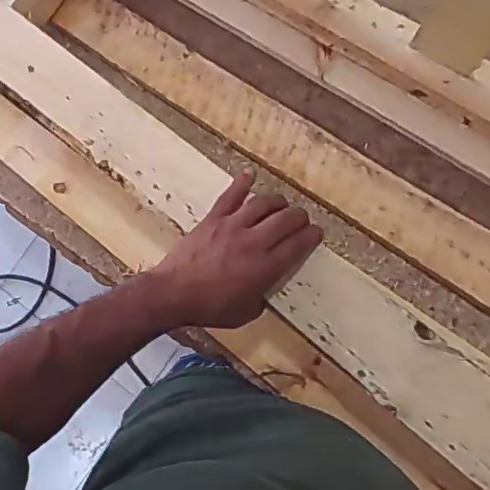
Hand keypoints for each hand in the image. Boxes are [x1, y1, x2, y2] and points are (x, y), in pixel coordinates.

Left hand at [140, 172, 322, 328]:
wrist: (173, 293)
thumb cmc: (209, 308)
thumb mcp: (245, 313)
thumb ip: (260, 297)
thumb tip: (263, 288)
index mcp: (266, 267)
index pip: (299, 244)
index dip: (312, 236)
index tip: (316, 233)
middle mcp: (254, 242)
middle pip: (287, 219)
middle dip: (299, 217)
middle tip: (300, 220)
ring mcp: (233, 226)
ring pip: (264, 203)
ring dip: (277, 202)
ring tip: (281, 205)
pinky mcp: (213, 219)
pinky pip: (230, 196)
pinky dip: (241, 184)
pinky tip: (249, 176)